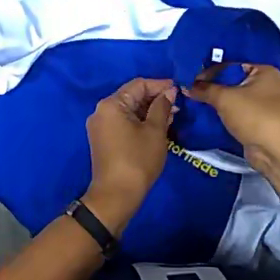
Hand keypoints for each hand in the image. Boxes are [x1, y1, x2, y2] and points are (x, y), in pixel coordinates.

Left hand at [83, 77, 176, 226]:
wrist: (116, 195)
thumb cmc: (138, 160)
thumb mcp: (155, 131)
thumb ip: (162, 107)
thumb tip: (169, 92)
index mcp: (111, 104)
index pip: (138, 85)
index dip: (160, 85)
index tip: (179, 89)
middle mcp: (101, 111)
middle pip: (131, 96)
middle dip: (155, 99)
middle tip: (178, 106)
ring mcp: (100, 125)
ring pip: (128, 110)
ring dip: (149, 111)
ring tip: (171, 116)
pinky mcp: (103, 139)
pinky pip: (123, 122)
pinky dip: (140, 121)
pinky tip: (157, 127)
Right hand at [184, 64, 279, 166]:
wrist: (277, 152)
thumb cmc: (255, 116)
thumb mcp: (225, 98)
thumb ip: (204, 89)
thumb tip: (185, 85)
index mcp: (262, 71)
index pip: (229, 66)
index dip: (208, 72)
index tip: (187, 79)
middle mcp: (263, 85)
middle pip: (229, 83)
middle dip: (209, 88)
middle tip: (185, 90)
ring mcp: (259, 106)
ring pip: (230, 100)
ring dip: (213, 102)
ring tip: (189, 102)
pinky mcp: (254, 123)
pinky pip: (232, 114)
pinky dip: (219, 115)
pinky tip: (201, 116)